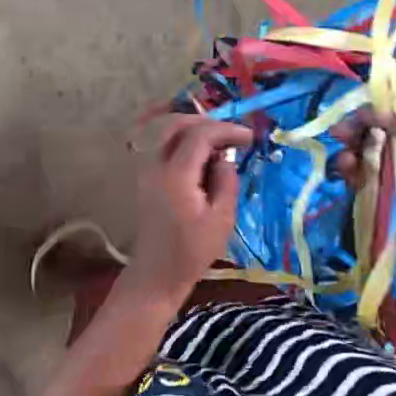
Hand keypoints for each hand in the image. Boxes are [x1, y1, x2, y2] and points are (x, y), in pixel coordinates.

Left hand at [124, 115, 253, 299]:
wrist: (157, 273)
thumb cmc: (192, 251)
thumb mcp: (221, 218)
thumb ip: (226, 181)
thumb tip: (225, 157)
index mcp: (175, 174)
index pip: (200, 135)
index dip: (227, 130)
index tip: (250, 138)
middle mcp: (155, 165)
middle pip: (176, 123)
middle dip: (207, 122)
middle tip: (232, 135)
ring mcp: (146, 170)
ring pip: (165, 132)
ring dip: (193, 129)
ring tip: (218, 143)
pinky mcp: (145, 178)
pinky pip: (161, 146)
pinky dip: (181, 141)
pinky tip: (200, 156)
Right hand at [333, 110, 395, 228]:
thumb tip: (374, 113)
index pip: (386, 119)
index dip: (365, 117)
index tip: (350, 119)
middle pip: (369, 139)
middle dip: (351, 135)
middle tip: (339, 136)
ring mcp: (395, 178)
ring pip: (362, 161)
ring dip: (348, 156)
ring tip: (345, 161)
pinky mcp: (387, 199)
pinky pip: (363, 184)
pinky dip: (351, 178)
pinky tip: (348, 176)